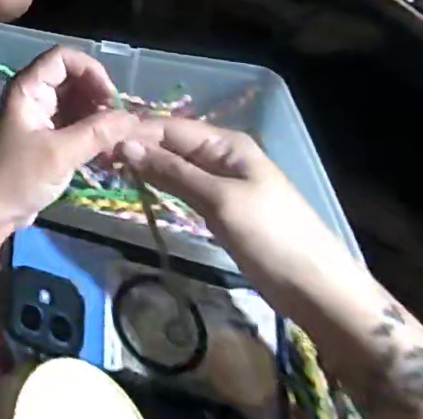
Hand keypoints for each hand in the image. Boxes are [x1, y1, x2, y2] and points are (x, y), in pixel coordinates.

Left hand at [0, 46, 139, 248]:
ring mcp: (39, 116)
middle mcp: (33, 95)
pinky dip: (91, 131)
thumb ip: (96, 132)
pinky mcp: (45, 137)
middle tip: (118, 121)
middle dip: (97, 94)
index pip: (62, 57)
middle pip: (72, 78)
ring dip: (97, 115)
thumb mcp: (59, 154)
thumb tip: (133, 117)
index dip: (90, 69)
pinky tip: (108, 150)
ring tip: (117, 138)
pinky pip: (73, 123)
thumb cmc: (16, 176)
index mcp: (28, 88)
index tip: (110, 97)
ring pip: (75, 102)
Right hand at [120, 119, 358, 295]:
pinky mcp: (221, 206)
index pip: (169, 127)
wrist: (322, 295)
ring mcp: (222, 182)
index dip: (136, 133)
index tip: (100, 142)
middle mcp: (222, 155)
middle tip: (100, 158)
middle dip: (137, 148)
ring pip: (174, 164)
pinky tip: (140, 186)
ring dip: (146, 166)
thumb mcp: (220, 200)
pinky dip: (161, 184)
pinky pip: (183, 185)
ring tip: (112, 170)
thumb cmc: (273, 238)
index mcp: (226, 143)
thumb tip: (125, 145)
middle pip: (170, 143)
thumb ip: (172, 170)